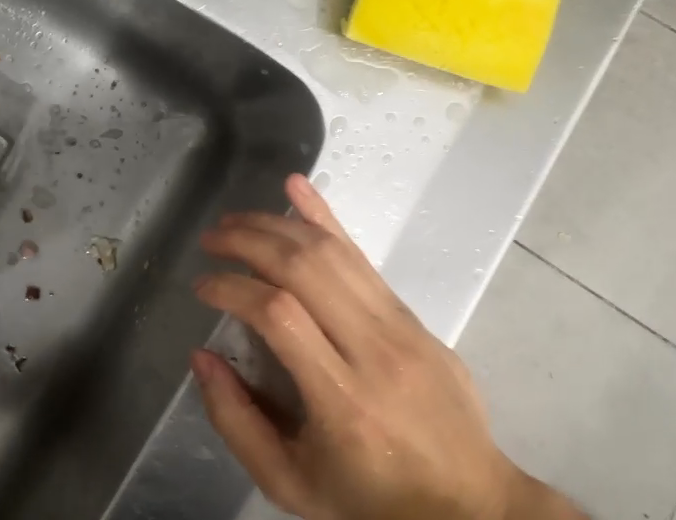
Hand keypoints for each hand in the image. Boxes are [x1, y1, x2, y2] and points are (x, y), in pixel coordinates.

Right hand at [191, 174, 580, 519]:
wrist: (474, 511)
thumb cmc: (372, 503)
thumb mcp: (292, 484)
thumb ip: (237, 422)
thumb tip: (201, 356)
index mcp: (343, 401)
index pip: (278, 314)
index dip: (232, 289)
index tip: (202, 288)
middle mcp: (375, 353)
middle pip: (304, 269)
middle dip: (248, 241)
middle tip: (210, 240)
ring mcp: (403, 330)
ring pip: (334, 253)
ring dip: (277, 225)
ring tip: (236, 222)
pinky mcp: (416, 319)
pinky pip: (364, 259)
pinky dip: (326, 219)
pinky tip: (296, 188)